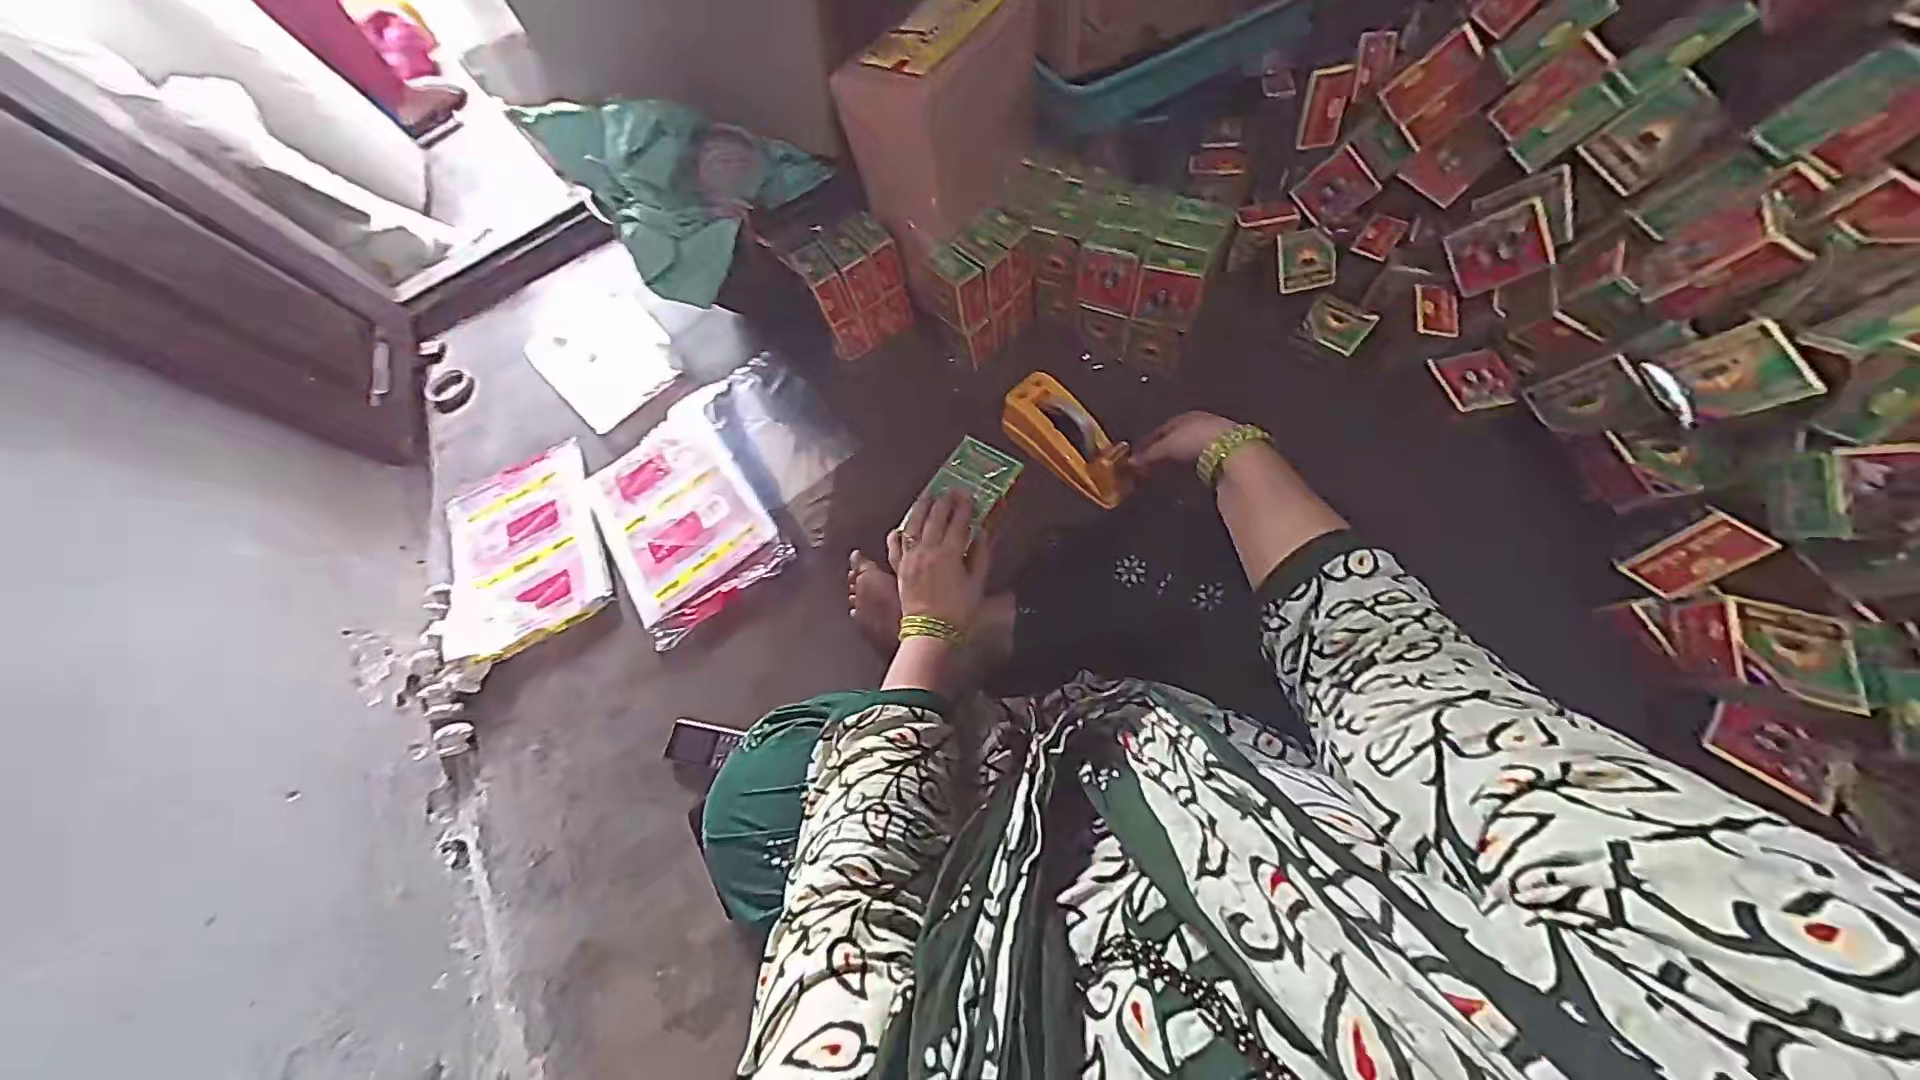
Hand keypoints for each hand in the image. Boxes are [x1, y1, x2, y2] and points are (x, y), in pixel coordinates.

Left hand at [888, 488, 990, 631]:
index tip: (968, 496)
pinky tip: (902, 527)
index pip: (958, 522)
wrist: (930, 632)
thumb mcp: (977, 584)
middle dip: (944, 501)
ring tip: (927, 497)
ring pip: (913, 525)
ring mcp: (910, 558)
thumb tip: (981, 534)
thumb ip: (980, 556)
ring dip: (921, 508)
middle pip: (935, 518)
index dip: (964, 507)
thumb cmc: (958, 612)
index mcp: (949, 554)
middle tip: (951, 491)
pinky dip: (898, 533)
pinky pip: (895, 545)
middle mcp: (928, 550)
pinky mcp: (899, 568)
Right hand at [1133, 411, 1241, 468]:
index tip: (1138, 454)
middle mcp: (1200, 422)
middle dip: (1162, 449)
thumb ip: (1149, 454)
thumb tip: (1131, 462)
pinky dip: (1188, 462)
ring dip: (1176, 456)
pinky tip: (1184, 470)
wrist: (1230, 449)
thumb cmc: (1193, 440)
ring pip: (1188, 446)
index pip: (1162, 429)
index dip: (1149, 442)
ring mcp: (1214, 435)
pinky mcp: (1224, 450)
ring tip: (1164, 468)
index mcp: (1185, 416)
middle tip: (1149, 463)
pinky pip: (1199, 456)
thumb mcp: (1167, 447)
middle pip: (1176, 436)